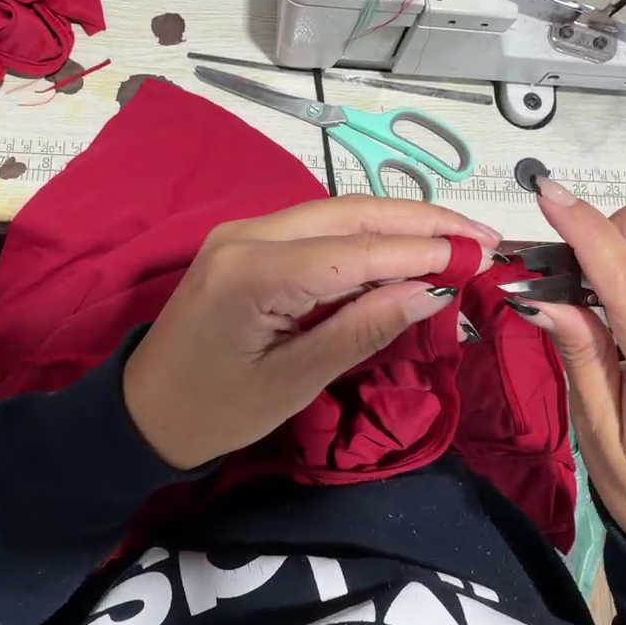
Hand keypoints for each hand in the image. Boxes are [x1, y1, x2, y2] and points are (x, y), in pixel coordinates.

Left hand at [122, 196, 500, 469]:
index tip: (482, 256)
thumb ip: (362, 328)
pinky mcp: (249, 239)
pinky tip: (405, 247)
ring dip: (400, 223)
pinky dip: (368, 235)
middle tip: (483, 238)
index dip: (423, 252)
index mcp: (253, 273)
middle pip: (351, 213)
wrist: (142, 411)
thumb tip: (430, 291)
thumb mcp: (295, 382)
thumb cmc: (215, 411)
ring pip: (339, 212)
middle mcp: (248, 234)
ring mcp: (245, 230)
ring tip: (459, 239)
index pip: (356, 251)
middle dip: (422, 223)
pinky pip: (320, 228)